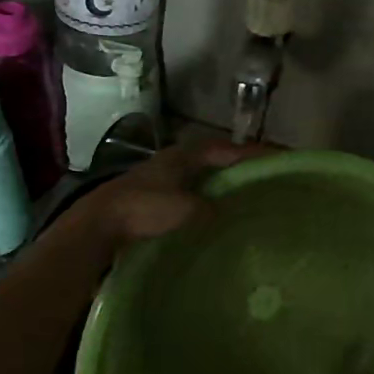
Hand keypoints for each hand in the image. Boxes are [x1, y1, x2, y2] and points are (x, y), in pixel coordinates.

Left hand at [76, 138, 274, 246]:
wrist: (97, 225)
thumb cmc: (144, 209)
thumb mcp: (185, 209)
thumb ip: (211, 207)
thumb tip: (227, 211)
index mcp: (186, 155)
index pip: (228, 149)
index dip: (252, 153)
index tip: (276, 158)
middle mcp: (175, 160)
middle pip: (215, 157)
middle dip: (238, 163)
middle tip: (263, 174)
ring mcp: (161, 176)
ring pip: (201, 173)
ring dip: (221, 179)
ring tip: (243, 191)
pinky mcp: (152, 195)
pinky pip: (190, 189)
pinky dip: (206, 194)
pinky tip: (213, 208)